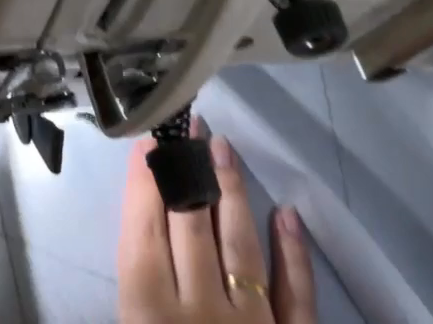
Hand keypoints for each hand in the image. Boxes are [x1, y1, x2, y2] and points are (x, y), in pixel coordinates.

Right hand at [118, 122, 316, 323]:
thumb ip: (136, 281)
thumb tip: (143, 220)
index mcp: (148, 312)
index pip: (145, 230)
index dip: (146, 182)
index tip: (149, 142)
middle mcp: (200, 312)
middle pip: (192, 227)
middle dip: (188, 170)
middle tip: (189, 127)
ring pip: (241, 247)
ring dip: (232, 192)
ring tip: (223, 148)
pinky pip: (296, 295)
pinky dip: (294, 254)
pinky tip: (287, 214)